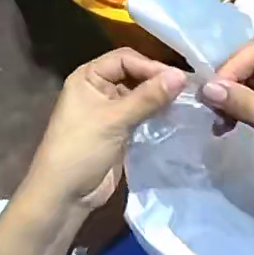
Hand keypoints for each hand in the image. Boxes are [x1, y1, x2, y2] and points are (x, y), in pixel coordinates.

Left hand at [18, 48, 185, 214]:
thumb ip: (148, 97)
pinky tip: (176, 117)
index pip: (124, 59)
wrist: (65, 195)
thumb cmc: (81, 149)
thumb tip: (181, 75)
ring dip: (160, 98)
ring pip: (140, 95)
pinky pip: (142, 114)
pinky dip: (157, 114)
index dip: (150, 66)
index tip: (178, 78)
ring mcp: (109, 110)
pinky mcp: (119, 130)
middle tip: (188, 89)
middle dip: (157, 80)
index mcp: (88, 77)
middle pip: (133, 74)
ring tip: (187, 102)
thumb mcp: (114, 120)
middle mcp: (98, 88)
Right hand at [200, 41, 253, 204]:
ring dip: (230, 101)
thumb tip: (205, 87)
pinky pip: (253, 103)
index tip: (211, 94)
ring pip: (249, 85)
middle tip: (210, 111)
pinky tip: (226, 128)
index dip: (231, 68)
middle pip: (250, 66)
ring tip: (218, 124)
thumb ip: (244, 103)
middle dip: (228, 85)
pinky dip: (237, 112)